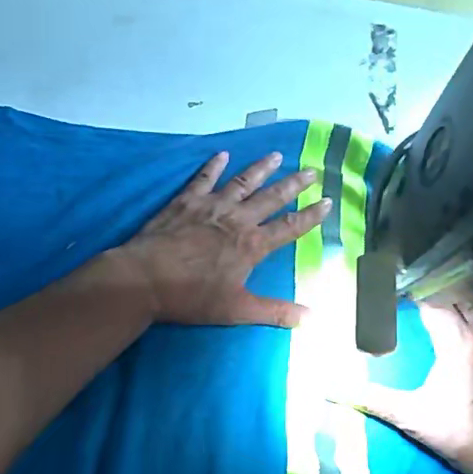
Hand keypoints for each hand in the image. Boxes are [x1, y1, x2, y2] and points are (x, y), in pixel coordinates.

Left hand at [106, 151, 330, 327]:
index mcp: (251, 245)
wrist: (145, 278)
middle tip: (310, 170)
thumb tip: (309, 318)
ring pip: (241, 182)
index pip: (289, 228)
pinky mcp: (184, 202)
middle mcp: (236, 220)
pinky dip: (214, 166)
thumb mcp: (236, 310)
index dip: (310, 216)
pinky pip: (203, 179)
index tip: (327, 201)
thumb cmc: (191, 297)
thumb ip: (273, 312)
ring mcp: (210, 207)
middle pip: (270, 198)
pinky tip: (222, 155)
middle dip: (293, 184)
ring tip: (276, 155)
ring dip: (261, 168)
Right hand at [351, 303, 472, 473]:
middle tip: (405, 295)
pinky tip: (461, 323)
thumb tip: (331, 390)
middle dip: (431, 292)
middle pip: (457, 297)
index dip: (411, 293)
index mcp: (459, 343)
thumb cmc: (464, 435)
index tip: (389, 292)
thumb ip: (372, 399)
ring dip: (455, 299)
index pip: (433, 302)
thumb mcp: (412, 418)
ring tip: (432, 301)